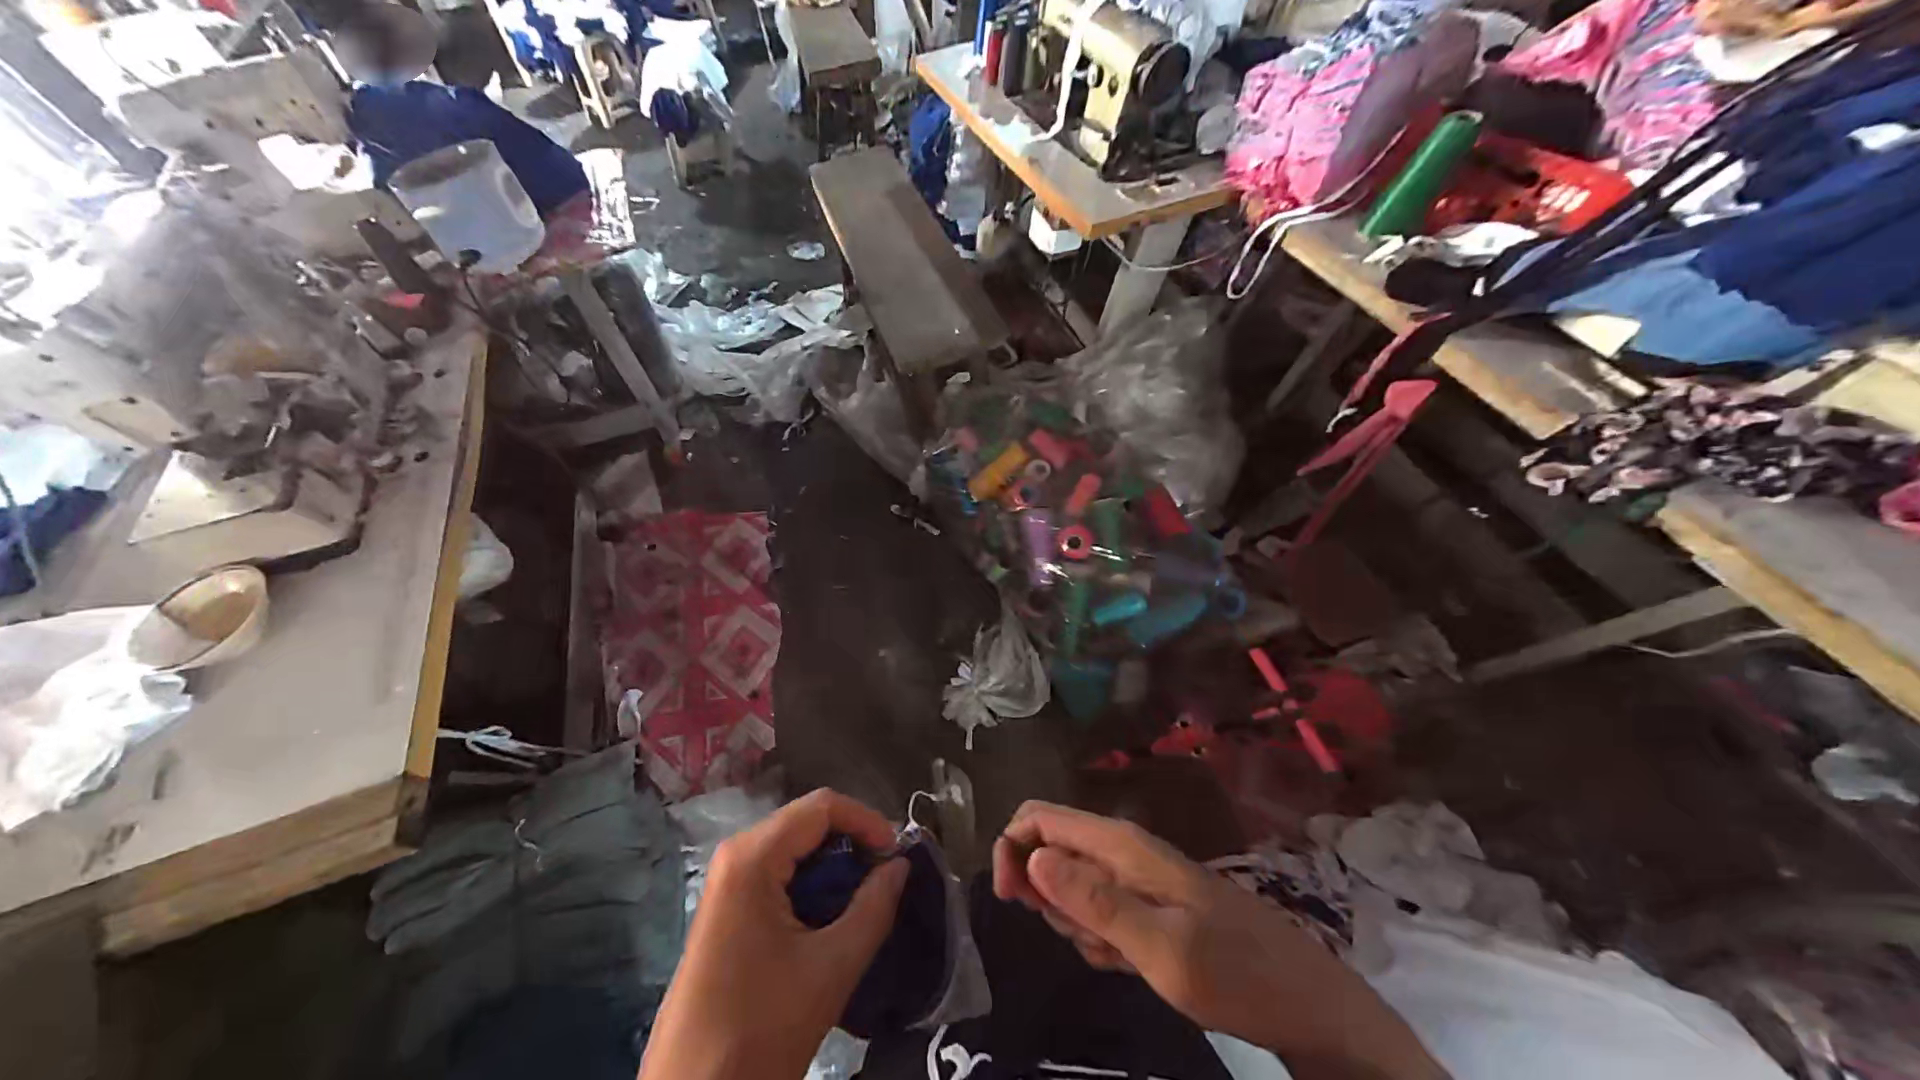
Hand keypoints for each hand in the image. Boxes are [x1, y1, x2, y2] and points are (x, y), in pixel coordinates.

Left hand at [639, 789, 909, 1079]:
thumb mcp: (832, 966)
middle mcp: (734, 856)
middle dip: (852, 842)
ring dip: (834, 865)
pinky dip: (812, 884)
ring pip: (794, 848)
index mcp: (753, 857)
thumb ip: (874, 907)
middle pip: (806, 822)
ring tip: (866, 898)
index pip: (822, 807)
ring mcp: (726, 882)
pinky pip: (778, 874)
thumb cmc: (763, 1025)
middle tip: (887, 877)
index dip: (867, 821)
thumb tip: (901, 865)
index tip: (898, 856)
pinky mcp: (726, 909)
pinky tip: (831, 916)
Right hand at [993, 801, 1446, 1079]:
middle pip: (1049, 852)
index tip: (1010, 903)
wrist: (1304, 1004)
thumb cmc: (1234, 973)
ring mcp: (1135, 878)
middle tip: (1092, 942)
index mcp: (1121, 845)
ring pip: (1069, 889)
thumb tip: (1033, 854)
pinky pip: (1096, 915)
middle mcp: (1122, 851)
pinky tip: (1134, 964)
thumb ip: (1094, 901)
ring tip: (1124, 958)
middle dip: (1048, 899)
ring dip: (1077, 926)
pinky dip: (1101, 942)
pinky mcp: (1145, 904)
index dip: (1012, 849)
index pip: (1041, 817)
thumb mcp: (1160, 949)